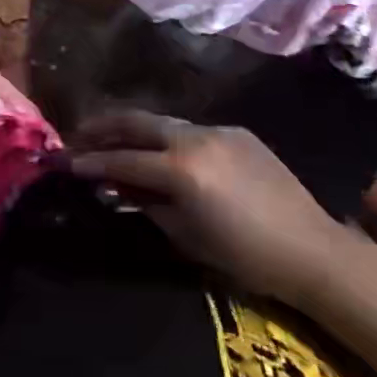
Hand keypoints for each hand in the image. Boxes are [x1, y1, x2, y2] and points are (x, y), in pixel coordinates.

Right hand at [68, 111, 348, 297]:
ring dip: (133, 129)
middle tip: (77, 135)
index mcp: (181, 169)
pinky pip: (191, 129)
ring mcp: (218, 130)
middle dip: (103, 127)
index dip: (90, 162)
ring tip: (111, 139)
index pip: (123, 160)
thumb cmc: (244, 255)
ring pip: (163, 121)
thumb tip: (117, 186)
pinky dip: (166, 137)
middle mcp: (196, 138)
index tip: (65, 161)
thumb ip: (146, 202)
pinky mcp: (237, 132)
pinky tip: (159, 150)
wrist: (311, 248)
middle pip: (137, 122)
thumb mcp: (185, 234)